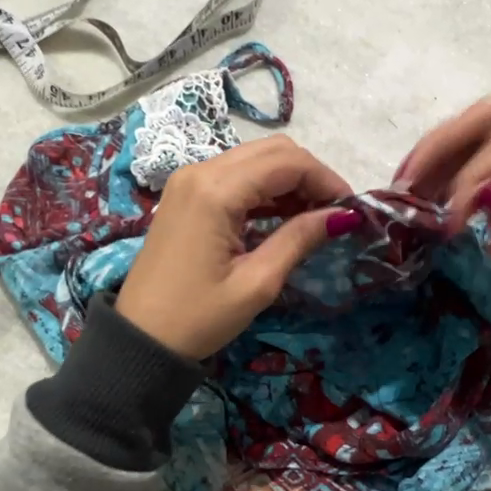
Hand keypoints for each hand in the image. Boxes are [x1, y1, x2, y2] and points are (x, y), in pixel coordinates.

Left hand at [118, 135, 357, 359]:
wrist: (140, 339)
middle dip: (308, 175)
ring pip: (253, 160)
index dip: (325, 179)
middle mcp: (199, 172)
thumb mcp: (256, 283)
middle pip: (271, 151)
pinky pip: (233, 177)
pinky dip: (262, 190)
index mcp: (215, 191)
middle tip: (333, 213)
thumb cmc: (198, 318)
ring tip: (312, 218)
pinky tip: (281, 218)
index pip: (286, 162)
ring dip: (287, 181)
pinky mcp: (184, 195)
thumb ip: (299, 240)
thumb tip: (343, 216)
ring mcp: (188, 181)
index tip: (350, 208)